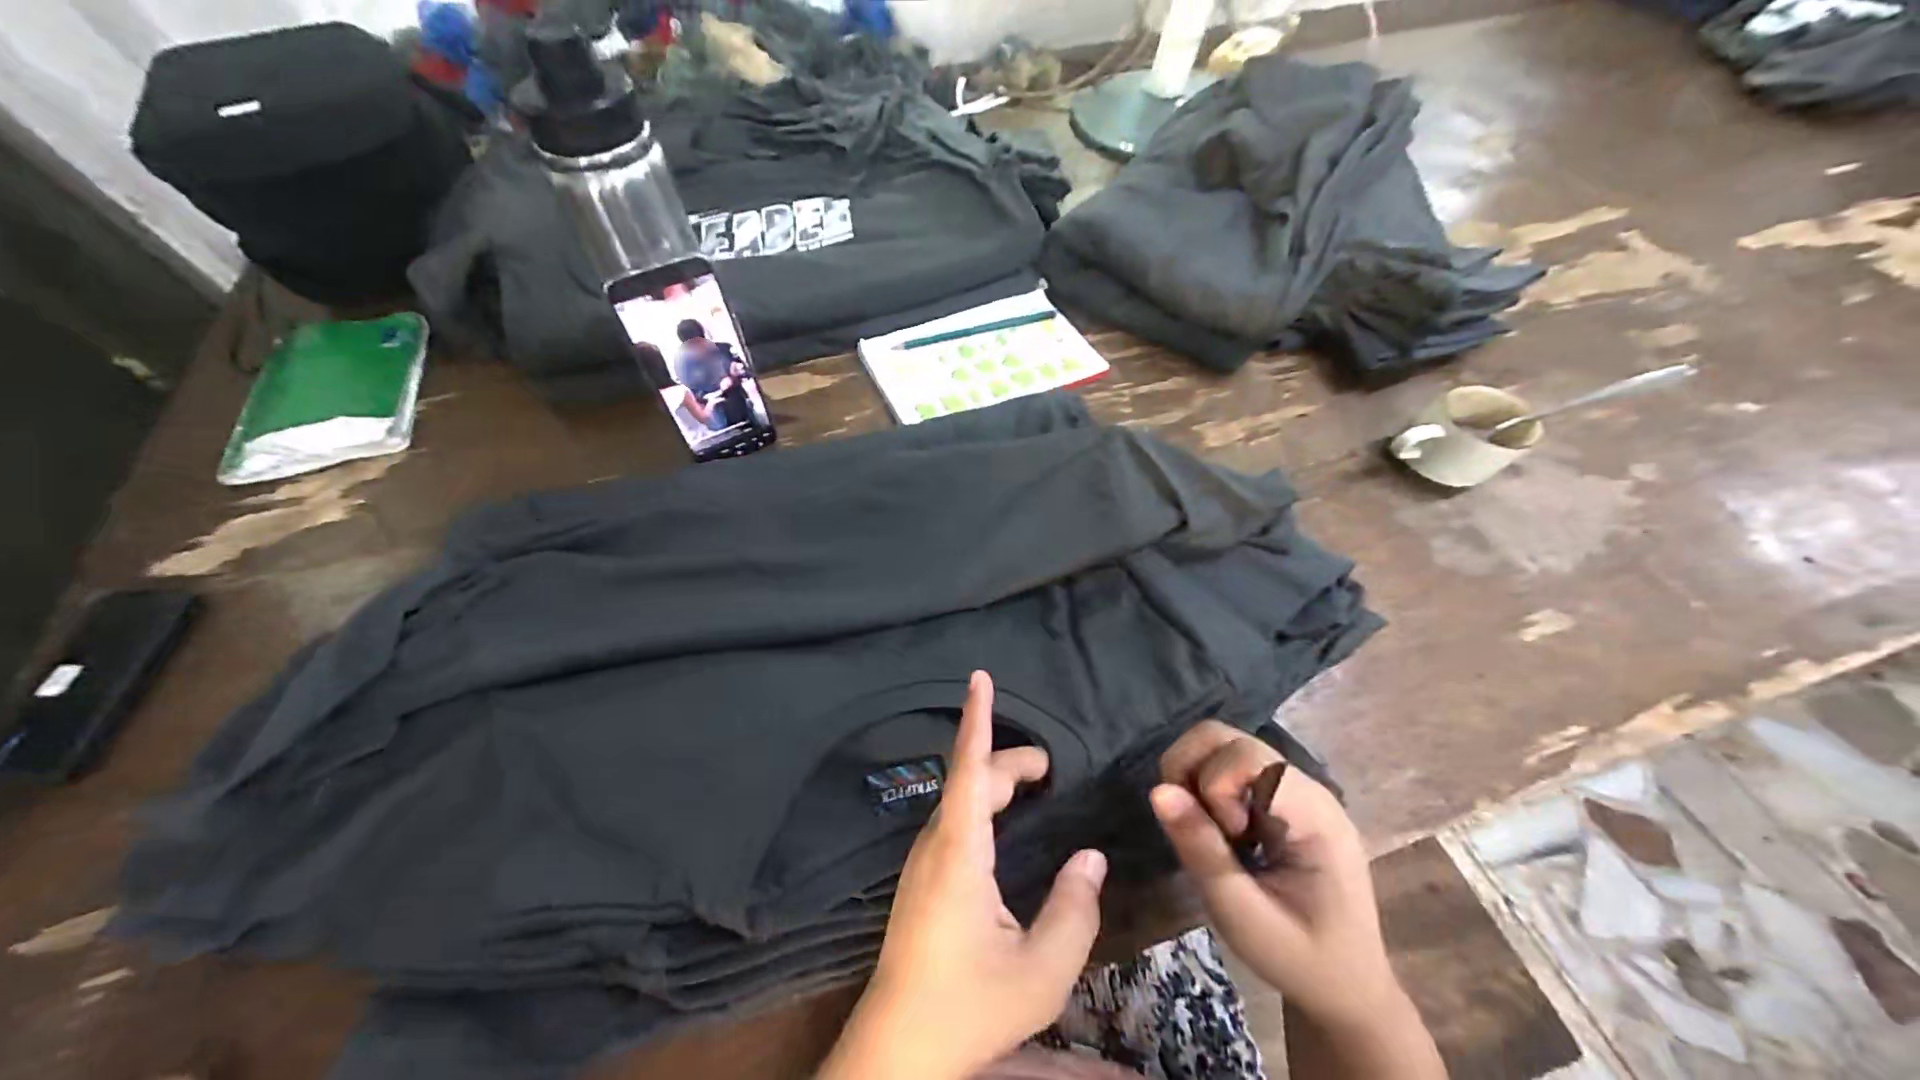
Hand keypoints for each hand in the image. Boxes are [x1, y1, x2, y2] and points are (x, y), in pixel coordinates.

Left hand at [818, 672, 1106, 1079]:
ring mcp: (922, 864)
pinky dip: (982, 807)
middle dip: (1009, 762)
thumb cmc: (970, 1005)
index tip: (981, 677)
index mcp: (959, 852)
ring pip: (960, 803)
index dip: (978, 720)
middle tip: (1051, 767)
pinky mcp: (921, 882)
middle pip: (971, 782)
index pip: (970, 770)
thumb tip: (1091, 857)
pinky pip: (954, 823)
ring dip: (995, 784)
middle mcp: (934, 846)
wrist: (898, 1049)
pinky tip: (1002, 827)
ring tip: (1034, 785)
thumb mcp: (1041, 969)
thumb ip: (1073, 908)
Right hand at [1150, 721, 1398, 1024]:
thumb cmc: (1300, 958)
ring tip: (1208, 831)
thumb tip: (1156, 790)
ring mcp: (1290, 787)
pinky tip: (1219, 831)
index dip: (1215, 787)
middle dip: (1191, 772)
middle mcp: (1303, 785)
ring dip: (1194, 779)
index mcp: (1312, 813)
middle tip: (1198, 827)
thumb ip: (1201, 850)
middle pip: (1225, 737)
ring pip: (1219, 744)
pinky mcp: (1276, 795)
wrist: (1346, 988)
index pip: (1246, 755)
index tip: (1228, 840)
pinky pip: (1225, 765)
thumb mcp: (1243, 915)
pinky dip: (1203, 787)